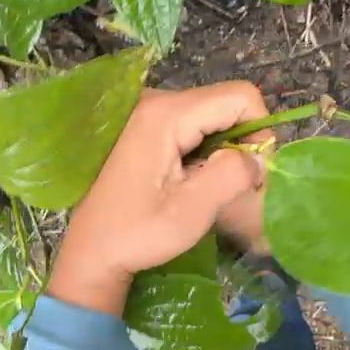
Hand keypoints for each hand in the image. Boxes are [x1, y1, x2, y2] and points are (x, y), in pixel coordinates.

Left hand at [47, 82, 270, 314]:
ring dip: (219, 151)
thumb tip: (258, 159)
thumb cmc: (137, 235)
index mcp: (164, 114)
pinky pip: (189, 127)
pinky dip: (200, 152)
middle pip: (223, 104)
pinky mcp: (141, 127)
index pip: (239, 97)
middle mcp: (153, 101)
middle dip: (238, 143)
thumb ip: (231, 176)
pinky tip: (186, 183)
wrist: (91, 252)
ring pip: (209, 117)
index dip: (259, 132)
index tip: (251, 174)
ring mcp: (144, 112)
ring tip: (203, 189)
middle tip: (228, 189)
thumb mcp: (191, 211)